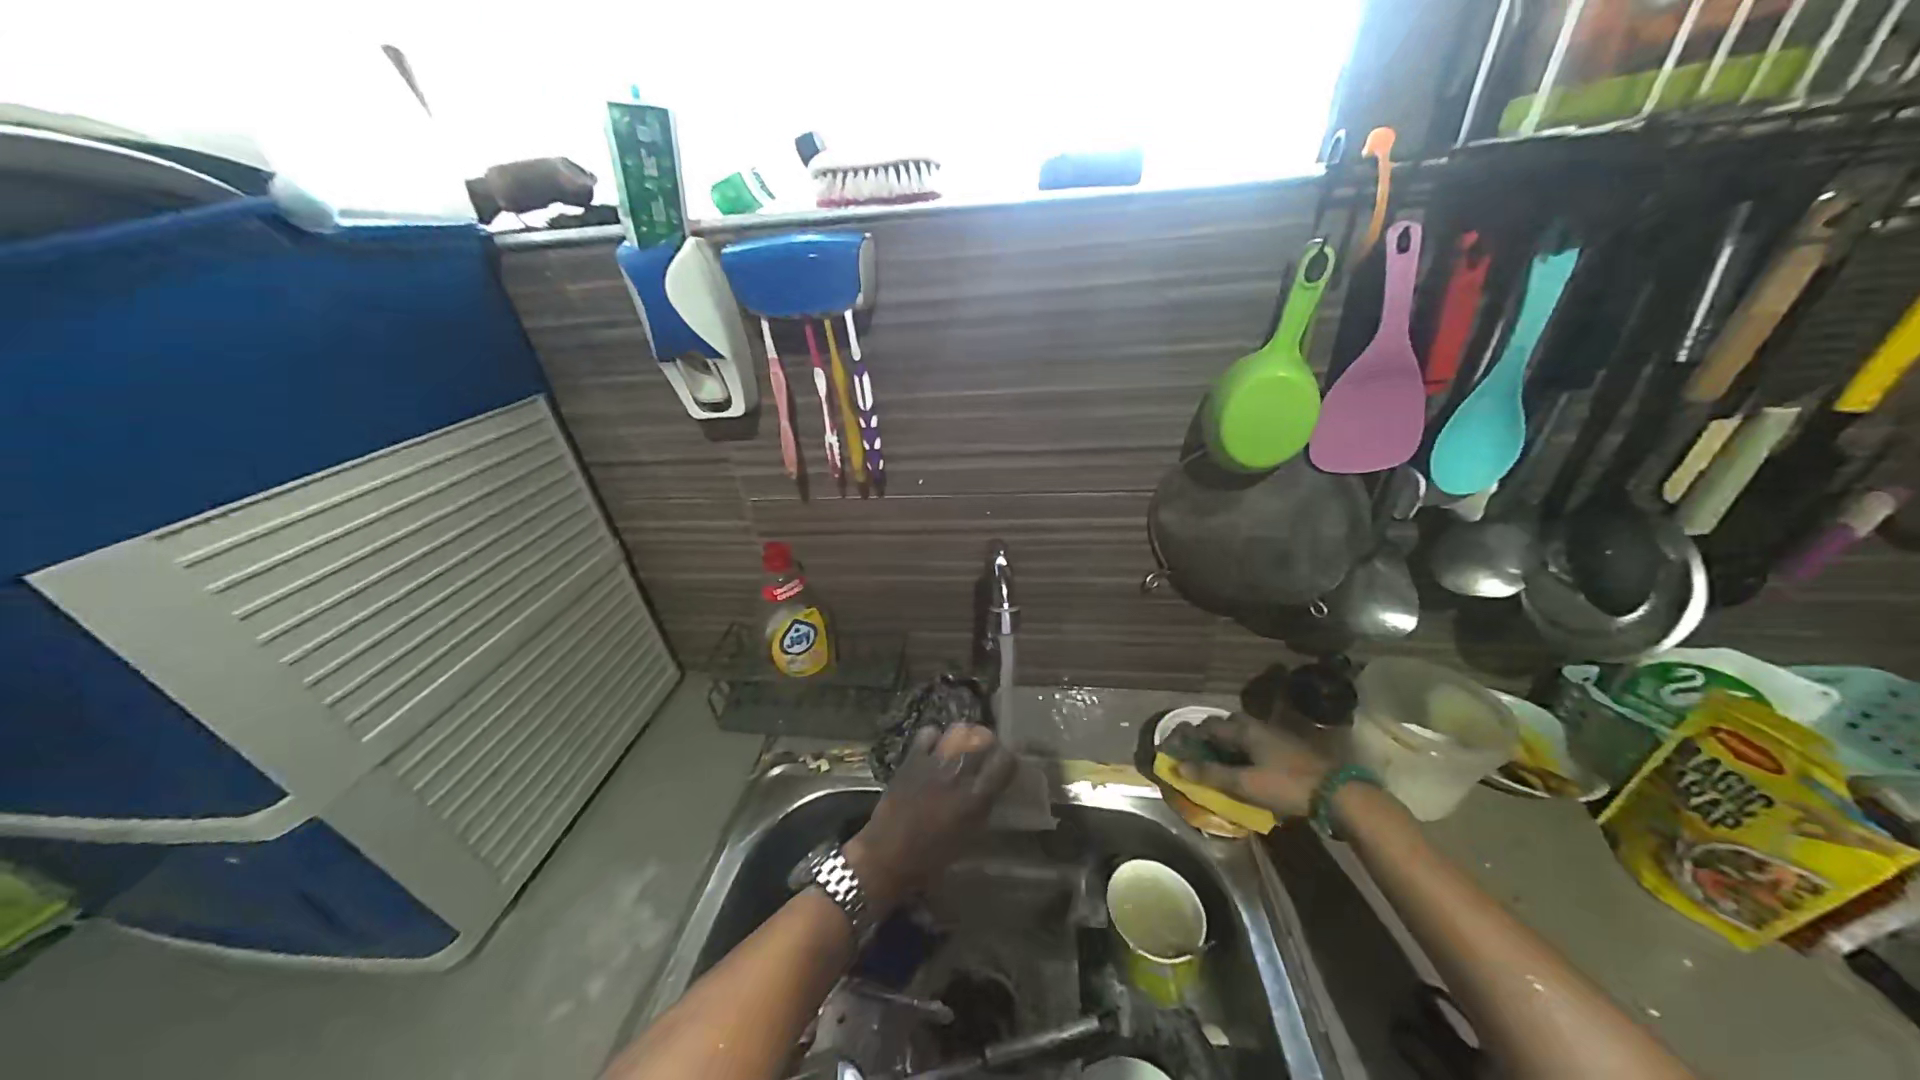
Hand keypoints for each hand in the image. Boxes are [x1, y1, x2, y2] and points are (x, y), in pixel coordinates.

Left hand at [848, 723, 1016, 909]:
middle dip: (988, 743)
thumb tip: (990, 788)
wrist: (886, 857)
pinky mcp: (911, 758)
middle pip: (984, 738)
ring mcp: (934, 762)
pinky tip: (935, 751)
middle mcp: (958, 773)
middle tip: (984, 754)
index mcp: (976, 797)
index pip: (1005, 761)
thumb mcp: (969, 836)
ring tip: (961, 747)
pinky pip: (929, 733)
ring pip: (959, 730)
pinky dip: (935, 738)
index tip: (1003, 766)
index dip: (1007, 761)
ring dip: (965, 736)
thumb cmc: (931, 858)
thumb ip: (984, 807)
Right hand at [1168, 714, 1332, 818]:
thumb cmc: (1286, 785)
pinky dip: (1245, 751)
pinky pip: (1257, 742)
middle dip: (1211, 737)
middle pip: (1227, 725)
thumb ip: (1211, 774)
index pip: (1208, 725)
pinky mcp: (1288, 747)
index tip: (1179, 749)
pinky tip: (1247, 767)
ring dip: (1229, 744)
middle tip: (1201, 756)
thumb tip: (1179, 766)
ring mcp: (1276, 735)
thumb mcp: (1245, 784)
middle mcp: (1258, 726)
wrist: (1337, 793)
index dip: (1191, 736)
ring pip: (1244, 733)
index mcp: (1244, 730)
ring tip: (1221, 763)